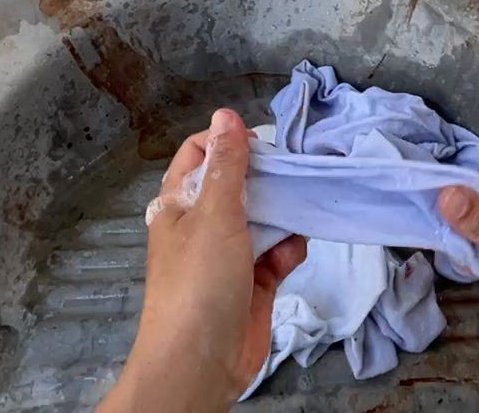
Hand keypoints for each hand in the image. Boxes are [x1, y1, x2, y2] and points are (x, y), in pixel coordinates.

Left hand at [99, 109, 307, 412]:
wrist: (199, 365)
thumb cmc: (199, 281)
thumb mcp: (214, 212)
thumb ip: (226, 163)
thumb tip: (225, 114)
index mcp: (180, 202)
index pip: (200, 153)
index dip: (227, 142)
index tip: (259, 146)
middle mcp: (202, 222)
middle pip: (238, 182)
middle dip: (266, 177)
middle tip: (290, 173)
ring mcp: (228, 252)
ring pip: (263, 215)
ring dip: (283, 213)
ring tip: (298, 210)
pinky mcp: (253, 279)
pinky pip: (276, 250)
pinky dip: (288, 248)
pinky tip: (292, 252)